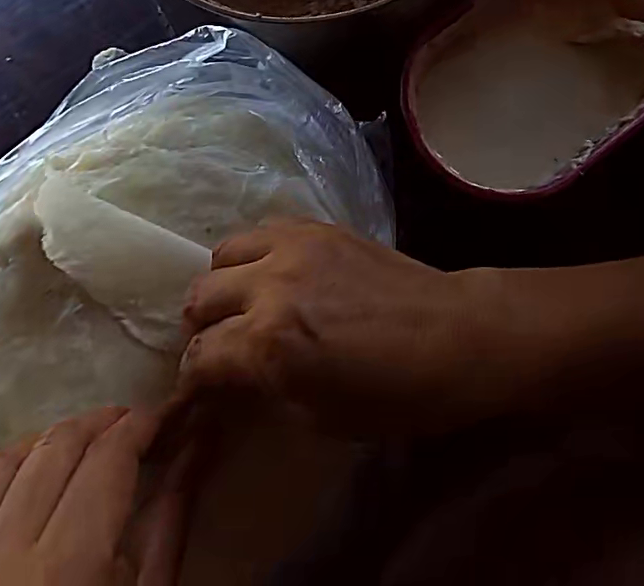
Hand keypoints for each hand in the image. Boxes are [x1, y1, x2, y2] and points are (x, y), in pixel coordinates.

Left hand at [0, 406, 194, 585]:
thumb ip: (165, 536)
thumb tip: (189, 460)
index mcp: (66, 567)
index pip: (108, 459)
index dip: (140, 425)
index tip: (162, 416)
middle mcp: (0, 556)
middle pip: (54, 448)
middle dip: (98, 423)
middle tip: (129, 424)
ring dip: (41, 444)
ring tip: (74, 448)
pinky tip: (10, 498)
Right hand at [177, 217, 493, 433]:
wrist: (453, 334)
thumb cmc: (394, 394)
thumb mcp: (319, 417)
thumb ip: (264, 389)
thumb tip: (233, 378)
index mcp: (269, 343)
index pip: (200, 356)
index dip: (191, 379)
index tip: (197, 387)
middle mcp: (269, 285)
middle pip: (200, 296)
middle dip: (200, 328)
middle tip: (218, 343)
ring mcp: (292, 246)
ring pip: (223, 252)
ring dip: (223, 282)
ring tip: (241, 300)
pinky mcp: (315, 226)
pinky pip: (262, 229)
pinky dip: (255, 253)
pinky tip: (272, 271)